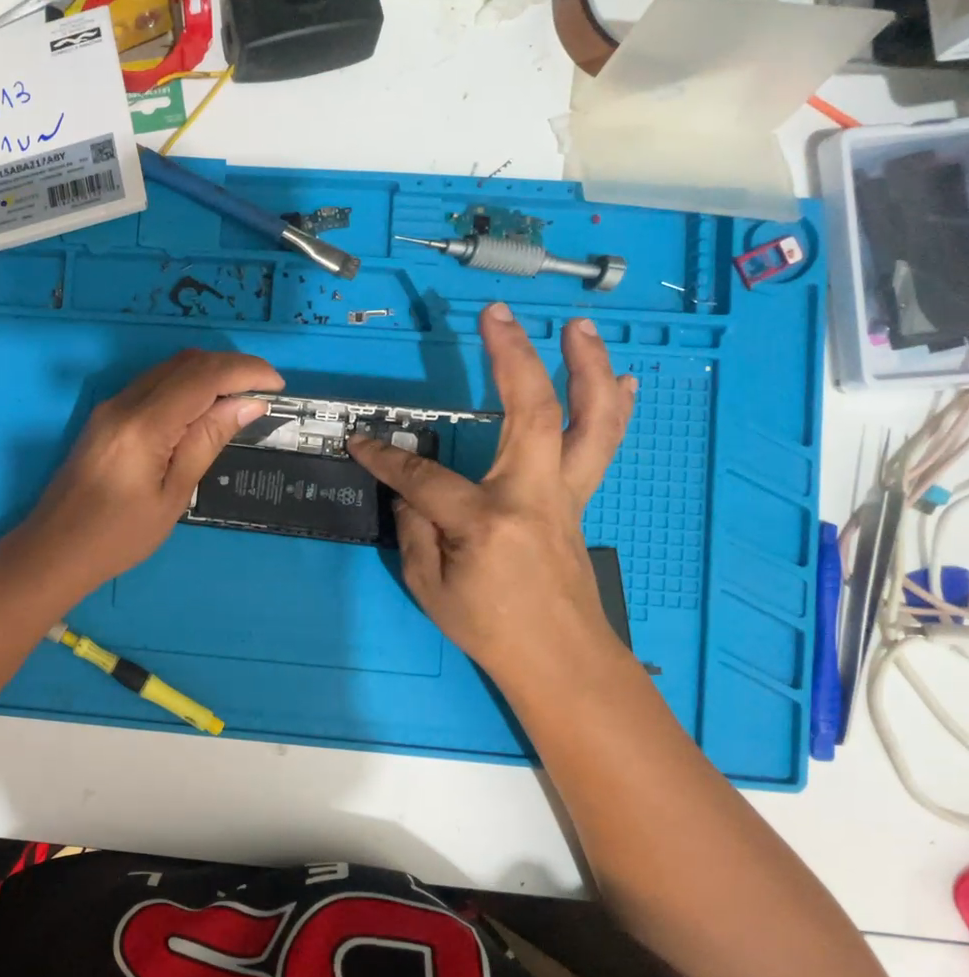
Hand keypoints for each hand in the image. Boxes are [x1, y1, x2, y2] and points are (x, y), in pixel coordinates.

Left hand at [15, 348, 282, 600]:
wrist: (54, 549)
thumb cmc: (117, 537)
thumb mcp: (172, 496)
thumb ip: (206, 442)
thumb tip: (248, 403)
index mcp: (143, 424)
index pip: (203, 376)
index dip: (246, 371)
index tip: (278, 386)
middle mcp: (123, 404)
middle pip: (185, 363)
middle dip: (230, 368)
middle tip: (262, 394)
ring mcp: (109, 408)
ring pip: (166, 370)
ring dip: (207, 375)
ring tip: (238, 403)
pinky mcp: (103, 418)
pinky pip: (150, 386)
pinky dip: (183, 387)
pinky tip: (200, 413)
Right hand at [348, 303, 636, 687]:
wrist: (561, 660)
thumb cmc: (489, 629)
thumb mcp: (429, 587)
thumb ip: (415, 530)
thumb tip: (411, 491)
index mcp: (486, 522)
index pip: (423, 478)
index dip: (385, 459)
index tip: (358, 442)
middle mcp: (535, 497)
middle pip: (533, 414)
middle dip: (514, 358)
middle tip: (497, 316)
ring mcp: (566, 496)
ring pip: (592, 422)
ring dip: (587, 368)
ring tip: (579, 328)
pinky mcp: (579, 500)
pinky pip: (601, 444)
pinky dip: (611, 406)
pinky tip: (619, 379)